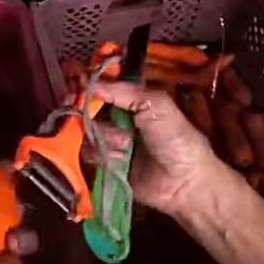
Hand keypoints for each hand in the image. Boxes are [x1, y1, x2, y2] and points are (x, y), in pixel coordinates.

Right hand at [92, 81, 243, 218]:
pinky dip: (103, 154)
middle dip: (91, 112)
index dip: (90, 85)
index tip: (79, 82)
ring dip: (105, 136)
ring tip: (125, 145)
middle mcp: (118, 118)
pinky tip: (120, 159)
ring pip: (89, 130)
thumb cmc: (175, 138)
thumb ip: (123, 91)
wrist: (184, 182)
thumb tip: (89, 82)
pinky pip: (90, 152)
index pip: (104, 87)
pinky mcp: (106, 163)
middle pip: (89, 108)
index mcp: (132, 101)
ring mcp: (110, 141)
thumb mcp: (156, 105)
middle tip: (100, 120)